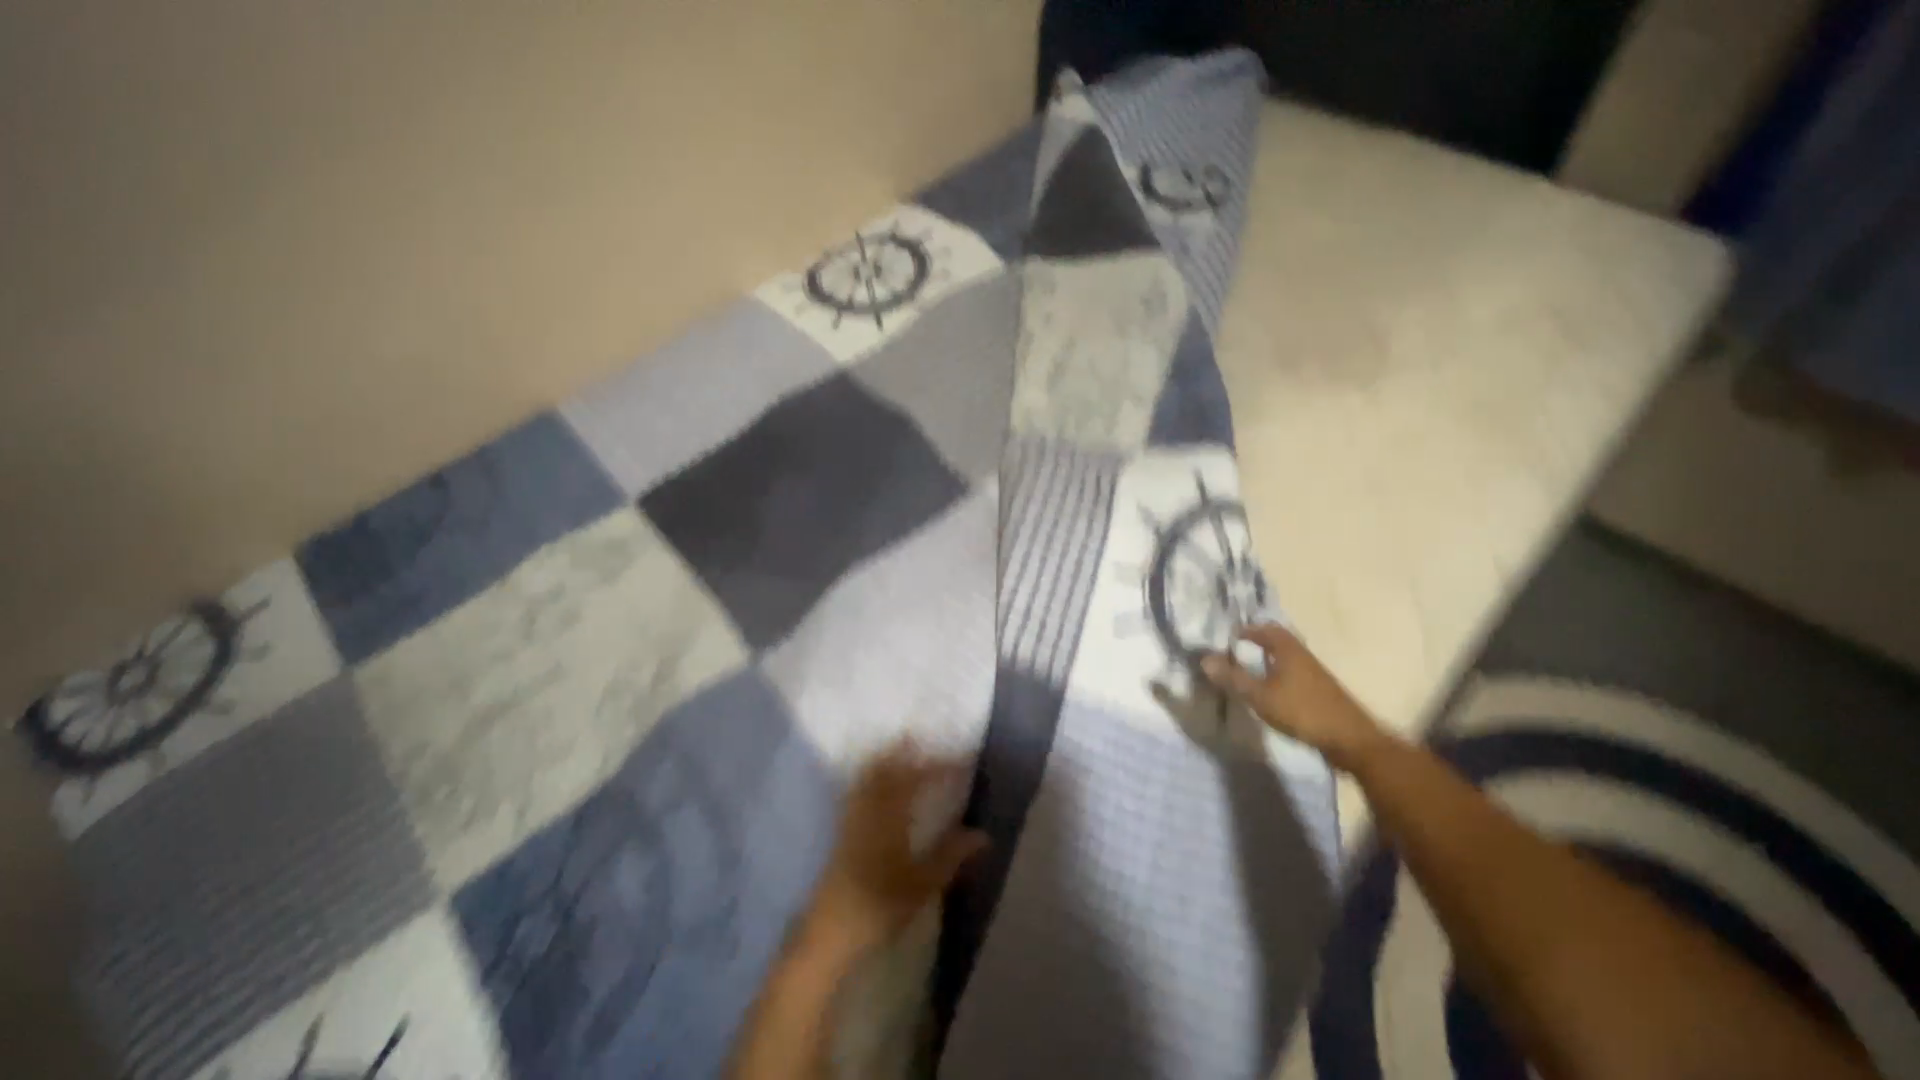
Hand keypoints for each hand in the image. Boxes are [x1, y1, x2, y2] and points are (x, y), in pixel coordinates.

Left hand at [806, 741, 987, 956]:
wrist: (829, 933)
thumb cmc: (879, 908)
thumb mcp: (922, 885)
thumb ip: (951, 855)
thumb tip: (982, 834)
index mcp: (888, 816)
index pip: (916, 778)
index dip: (940, 766)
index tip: (963, 761)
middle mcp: (867, 809)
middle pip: (885, 766)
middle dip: (908, 749)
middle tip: (931, 740)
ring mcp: (850, 817)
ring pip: (868, 774)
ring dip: (888, 758)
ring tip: (908, 751)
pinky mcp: (841, 830)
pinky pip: (858, 788)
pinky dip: (873, 775)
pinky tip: (882, 783)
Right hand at [1201, 624, 1397, 771]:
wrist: (1348, 738)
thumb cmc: (1302, 711)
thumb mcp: (1261, 696)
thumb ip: (1233, 678)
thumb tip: (1205, 659)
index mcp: (1289, 650)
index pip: (1267, 629)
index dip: (1248, 630)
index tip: (1230, 635)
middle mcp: (1303, 656)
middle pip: (1280, 641)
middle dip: (1260, 641)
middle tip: (1238, 649)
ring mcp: (1315, 674)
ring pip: (1288, 657)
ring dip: (1270, 658)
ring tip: (1251, 668)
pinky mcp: (1320, 691)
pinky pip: (1294, 672)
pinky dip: (1279, 673)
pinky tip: (1272, 690)